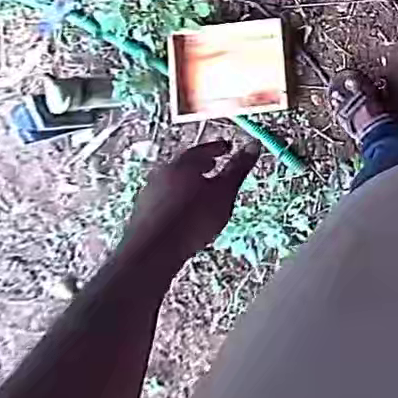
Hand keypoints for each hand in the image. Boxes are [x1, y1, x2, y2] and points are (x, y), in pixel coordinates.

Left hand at [119, 141, 260, 270]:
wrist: (152, 252)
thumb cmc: (192, 219)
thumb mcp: (224, 192)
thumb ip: (239, 168)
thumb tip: (254, 145)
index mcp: (183, 164)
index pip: (203, 149)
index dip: (218, 148)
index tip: (228, 147)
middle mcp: (162, 174)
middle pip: (185, 164)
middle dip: (202, 164)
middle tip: (215, 166)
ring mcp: (149, 193)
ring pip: (174, 181)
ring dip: (190, 182)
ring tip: (203, 192)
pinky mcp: (143, 213)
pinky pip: (165, 198)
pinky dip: (179, 198)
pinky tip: (187, 212)